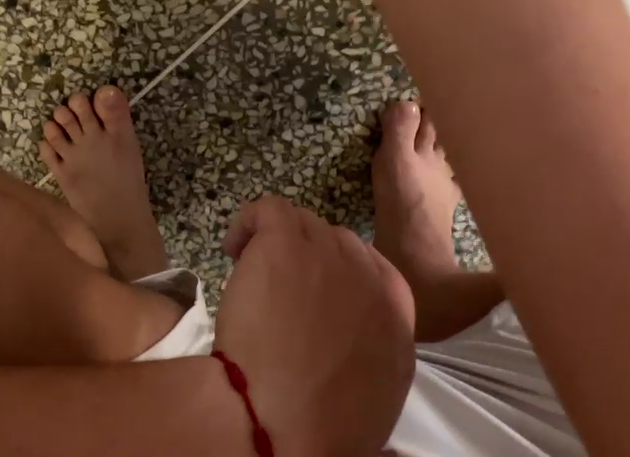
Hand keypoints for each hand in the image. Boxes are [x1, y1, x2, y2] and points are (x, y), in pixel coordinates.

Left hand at [214, 196, 416, 456]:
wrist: (281, 418)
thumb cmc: (324, 421)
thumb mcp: (379, 394)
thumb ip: (376, 351)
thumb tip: (359, 343)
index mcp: (397, 311)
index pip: (369, 266)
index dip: (333, 274)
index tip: (309, 293)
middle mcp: (365, 272)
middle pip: (332, 240)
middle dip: (305, 258)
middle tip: (276, 286)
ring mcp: (325, 252)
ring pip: (300, 221)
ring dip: (275, 241)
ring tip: (250, 270)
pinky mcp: (284, 241)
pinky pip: (267, 207)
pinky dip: (248, 221)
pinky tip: (233, 249)